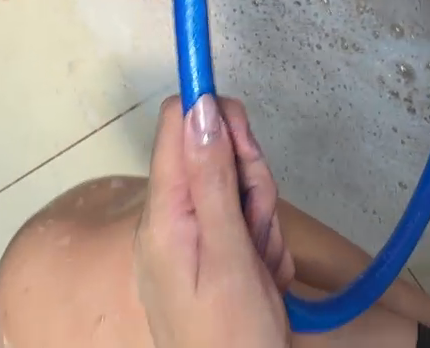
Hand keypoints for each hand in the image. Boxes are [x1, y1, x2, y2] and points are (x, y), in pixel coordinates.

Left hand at [135, 95, 289, 347]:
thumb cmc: (233, 335)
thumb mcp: (229, 255)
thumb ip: (212, 177)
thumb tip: (199, 105)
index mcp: (164, 213)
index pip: (178, 123)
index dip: (215, 116)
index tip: (247, 142)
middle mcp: (170, 215)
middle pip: (214, 150)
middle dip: (249, 175)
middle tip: (260, 218)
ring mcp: (190, 232)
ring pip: (236, 181)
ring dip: (260, 210)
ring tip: (263, 258)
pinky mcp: (210, 247)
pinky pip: (242, 213)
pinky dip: (261, 234)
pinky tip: (264, 268)